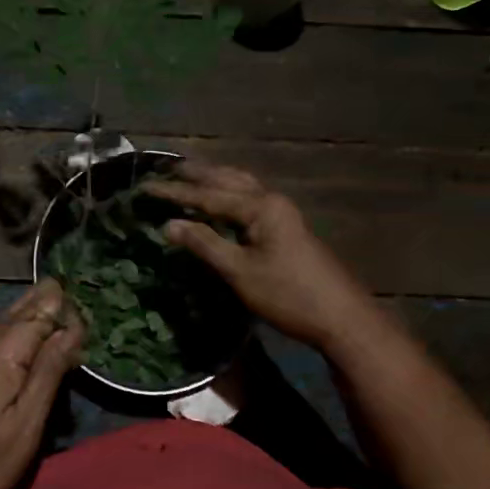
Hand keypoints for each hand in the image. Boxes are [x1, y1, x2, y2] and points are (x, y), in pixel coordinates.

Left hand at [0, 280, 83, 488]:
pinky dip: (40, 335)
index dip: (72, 320)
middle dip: (63, 316)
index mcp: (7, 344)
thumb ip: (51, 369)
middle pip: (38, 298)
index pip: (49, 304)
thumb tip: (74, 326)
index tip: (83, 351)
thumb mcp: (28, 421)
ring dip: (53, 325)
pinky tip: (52, 360)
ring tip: (70, 358)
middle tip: (77, 356)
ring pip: (29, 309)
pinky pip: (21, 327)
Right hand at [144, 163, 376, 349]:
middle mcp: (271, 200)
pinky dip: (228, 191)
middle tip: (167, 169)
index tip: (146, 187)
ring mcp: (282, 213)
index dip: (175, 193)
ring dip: (214, 179)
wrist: (343, 320)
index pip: (208, 195)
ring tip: (190, 175)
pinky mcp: (286, 227)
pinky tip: (221, 199)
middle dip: (196, 174)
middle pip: (227, 179)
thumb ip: (204, 244)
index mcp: (260, 207)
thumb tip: (169, 224)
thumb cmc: (289, 295)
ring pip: (241, 185)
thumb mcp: (240, 272)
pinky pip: (249, 197)